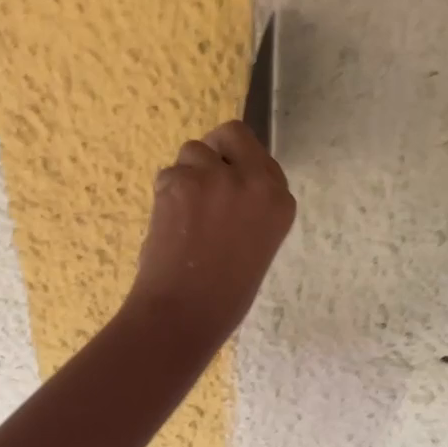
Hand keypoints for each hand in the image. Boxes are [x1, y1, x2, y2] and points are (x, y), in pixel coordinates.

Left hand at [125, 121, 295, 343]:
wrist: (187, 312)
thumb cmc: (225, 293)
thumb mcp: (258, 244)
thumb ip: (251, 208)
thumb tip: (226, 183)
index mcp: (281, 202)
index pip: (261, 159)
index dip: (239, 169)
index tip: (227, 190)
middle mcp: (255, 182)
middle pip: (231, 134)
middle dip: (215, 151)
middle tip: (201, 183)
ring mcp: (217, 178)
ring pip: (194, 151)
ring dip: (186, 175)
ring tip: (184, 215)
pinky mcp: (181, 181)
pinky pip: (169, 172)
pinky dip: (166, 194)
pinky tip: (169, 224)